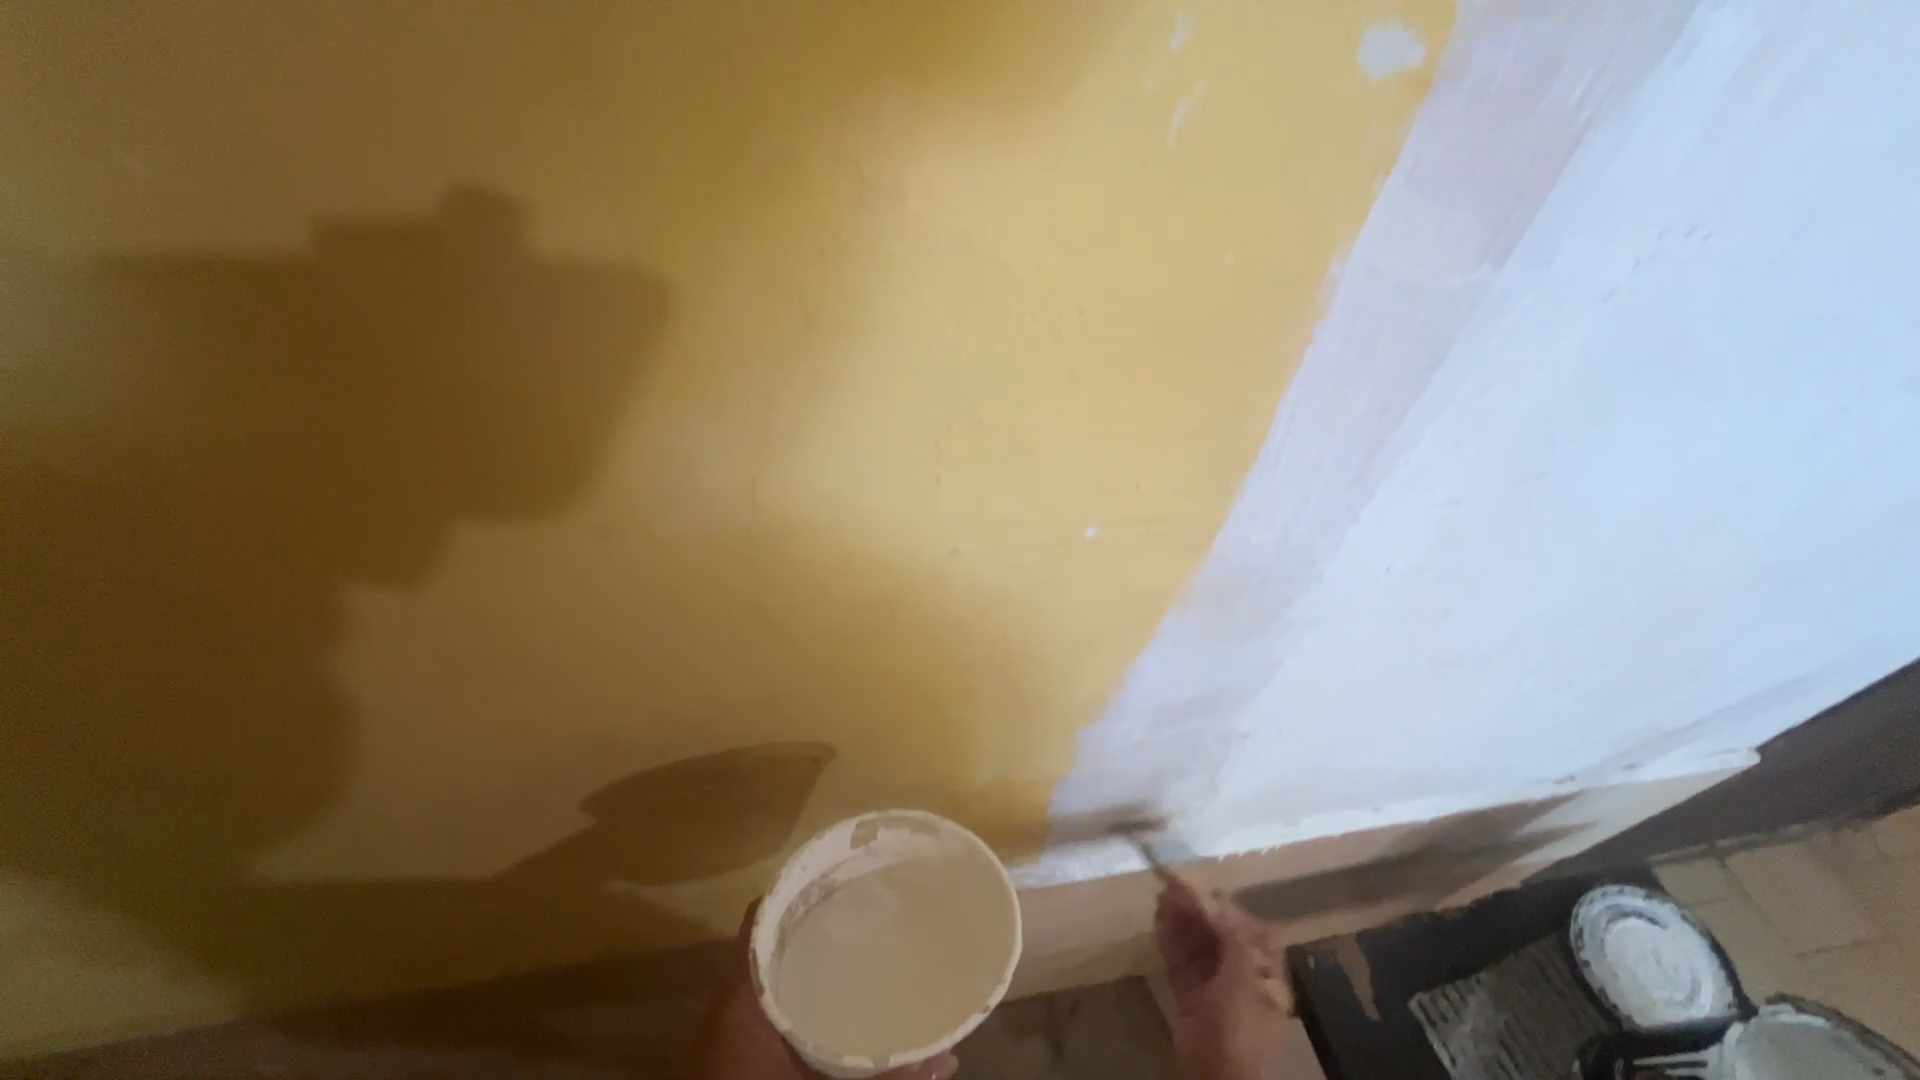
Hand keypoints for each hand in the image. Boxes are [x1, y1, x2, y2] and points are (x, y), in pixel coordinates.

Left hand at [692, 900, 960, 1079]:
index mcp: (743, 997)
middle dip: (814, 923)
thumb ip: (887, 1077)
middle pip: (768, 939)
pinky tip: (830, 1000)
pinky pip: (765, 1001)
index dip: (797, 890)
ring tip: (857, 943)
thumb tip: (948, 1058)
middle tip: (867, 909)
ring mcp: (725, 1027)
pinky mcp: (732, 1050)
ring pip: (767, 971)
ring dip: (803, 957)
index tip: (843, 877)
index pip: (760, 918)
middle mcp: (729, 1001)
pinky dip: (795, 991)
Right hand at [1154, 877, 1295, 1079]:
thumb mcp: (1243, 980)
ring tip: (1162, 896)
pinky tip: (1158, 920)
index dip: (1230, 909)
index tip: (1206, 890)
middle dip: (1199, 911)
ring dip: (1181, 921)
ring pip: (1197, 947)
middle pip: (1220, 936)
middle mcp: (1241, 978)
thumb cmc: (1240, 1030)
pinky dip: (1170, 941)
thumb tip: (1222, 905)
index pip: (1252, 933)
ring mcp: (1214, 989)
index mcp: (1264, 975)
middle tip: (1174, 886)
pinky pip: (1180, 964)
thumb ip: (1234, 940)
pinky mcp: (1190, 999)